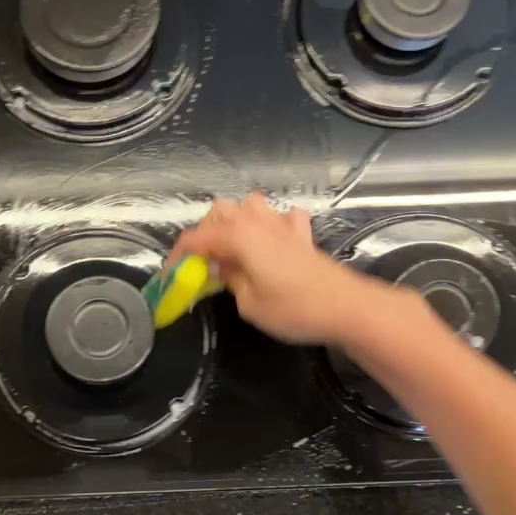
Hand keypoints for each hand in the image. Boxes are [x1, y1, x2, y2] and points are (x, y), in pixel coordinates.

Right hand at [170, 193, 372, 345]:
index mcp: (238, 236)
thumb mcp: (248, 303)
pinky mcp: (302, 235)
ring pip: (248, 206)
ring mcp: (282, 224)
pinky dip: (271, 226)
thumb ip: (229, 280)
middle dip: (205, 234)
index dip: (178, 257)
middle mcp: (258, 221)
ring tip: (232, 251)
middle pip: (220, 211)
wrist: (344, 306)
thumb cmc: (292, 308)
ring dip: (235, 222)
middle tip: (202, 266)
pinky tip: (271, 244)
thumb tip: (220, 269)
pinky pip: (281, 218)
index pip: (196, 238)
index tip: (170, 277)